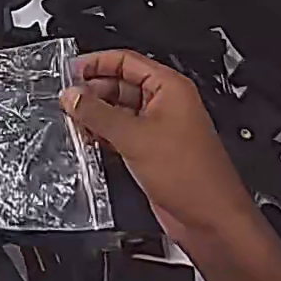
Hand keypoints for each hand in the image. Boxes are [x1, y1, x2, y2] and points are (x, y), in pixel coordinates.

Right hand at [60, 49, 265, 253]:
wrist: (210, 220)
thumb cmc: (193, 176)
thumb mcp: (135, 137)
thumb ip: (98, 114)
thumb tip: (73, 96)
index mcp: (169, 86)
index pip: (126, 60)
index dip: (97, 63)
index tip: (73, 71)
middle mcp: (165, 102)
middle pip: (121, 84)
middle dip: (94, 91)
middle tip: (69, 100)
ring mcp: (159, 127)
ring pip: (120, 109)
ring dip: (97, 115)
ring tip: (74, 120)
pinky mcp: (152, 149)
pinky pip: (123, 132)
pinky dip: (105, 133)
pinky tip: (89, 139)